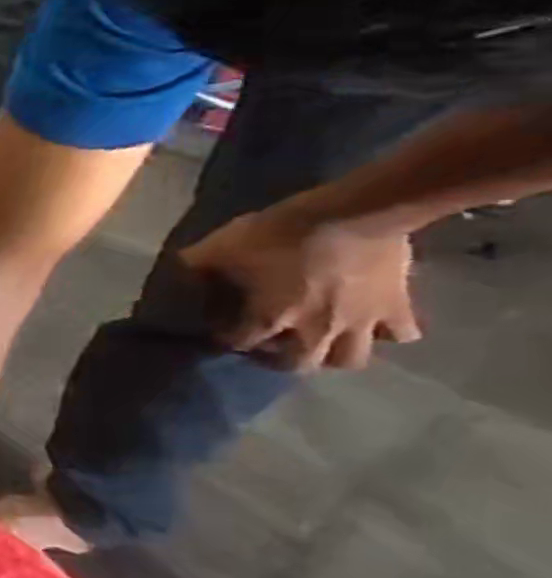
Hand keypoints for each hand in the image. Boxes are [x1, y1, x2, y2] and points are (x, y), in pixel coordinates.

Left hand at [179, 203, 420, 370]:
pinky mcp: (399, 307)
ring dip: (331, 356)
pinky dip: (385, 334)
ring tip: (316, 342)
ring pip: (351, 359)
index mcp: (270, 318)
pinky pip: (400, 334)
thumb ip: (195, 266)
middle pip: (300, 364)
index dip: (224, 339)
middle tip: (268, 346)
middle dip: (278, 360)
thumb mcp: (219, 247)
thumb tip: (176, 274)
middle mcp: (316, 330)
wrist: (351, 213)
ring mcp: (362, 323)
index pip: (240, 342)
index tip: (219, 333)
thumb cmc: (277, 233)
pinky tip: (372, 325)